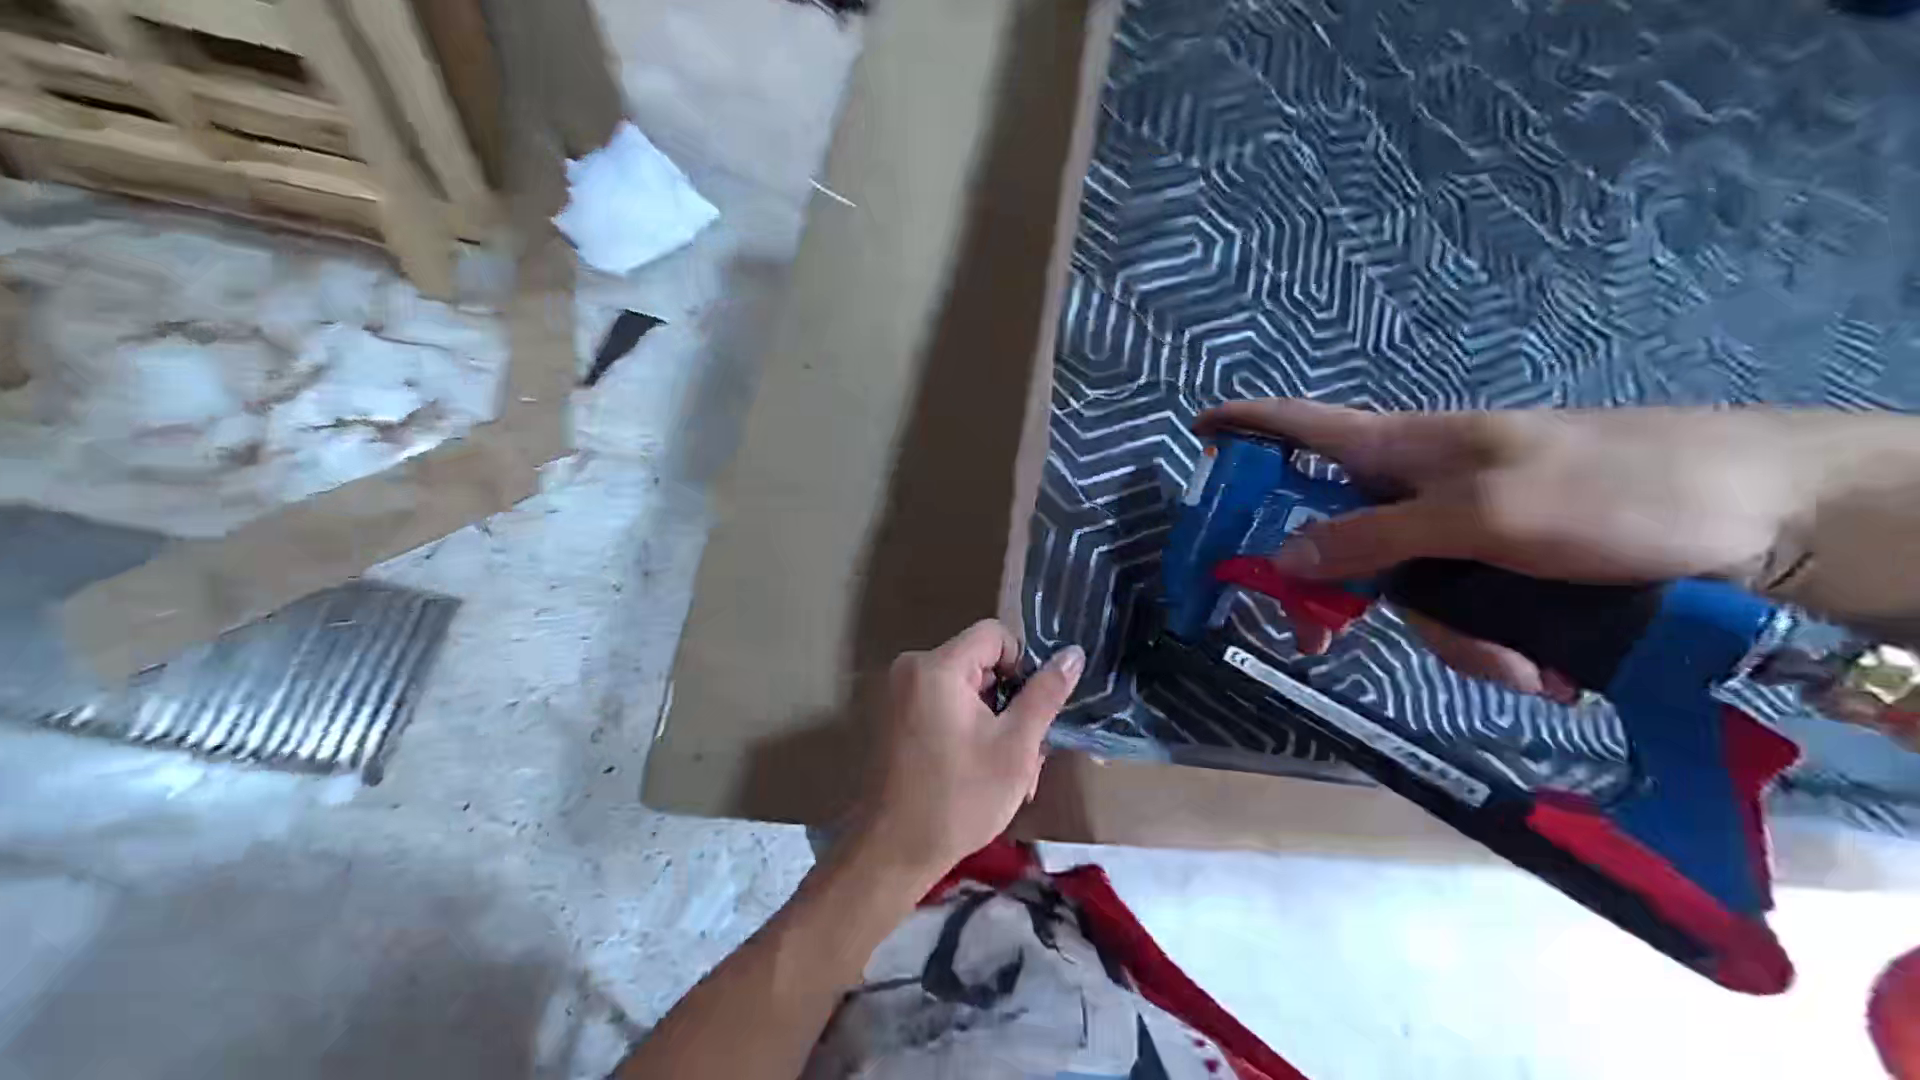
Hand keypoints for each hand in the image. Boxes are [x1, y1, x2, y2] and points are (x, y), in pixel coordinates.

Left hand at [848, 620, 1083, 884]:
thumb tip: (1073, 654)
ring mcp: (898, 694)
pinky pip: (942, 705)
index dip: (1022, 664)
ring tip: (1009, 772)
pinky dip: (966, 728)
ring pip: (965, 689)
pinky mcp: (894, 717)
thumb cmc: (960, 798)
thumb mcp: (1016, 746)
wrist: (893, 852)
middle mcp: (911, 668)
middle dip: (1010, 702)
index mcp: (937, 666)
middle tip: (1028, 753)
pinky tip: (980, 770)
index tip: (1030, 710)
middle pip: (979, 663)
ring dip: (993, 723)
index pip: (994, 634)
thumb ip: (1045, 693)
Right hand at [1196, 401, 1817, 698]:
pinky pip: (1461, 615)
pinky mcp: (1498, 568)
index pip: (1300, 427)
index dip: (1245, 425)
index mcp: (1400, 449)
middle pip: (1331, 535)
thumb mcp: (1483, 514)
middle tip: (1317, 637)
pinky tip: (1543, 666)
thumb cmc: (1620, 486)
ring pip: (1401, 592)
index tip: (1198, 431)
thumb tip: (1281, 555)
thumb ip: (1374, 535)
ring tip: (1520, 664)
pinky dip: (1495, 648)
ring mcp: (1455, 531)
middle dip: (1335, 594)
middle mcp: (1414, 488)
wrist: (1775, 517)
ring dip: (1451, 639)